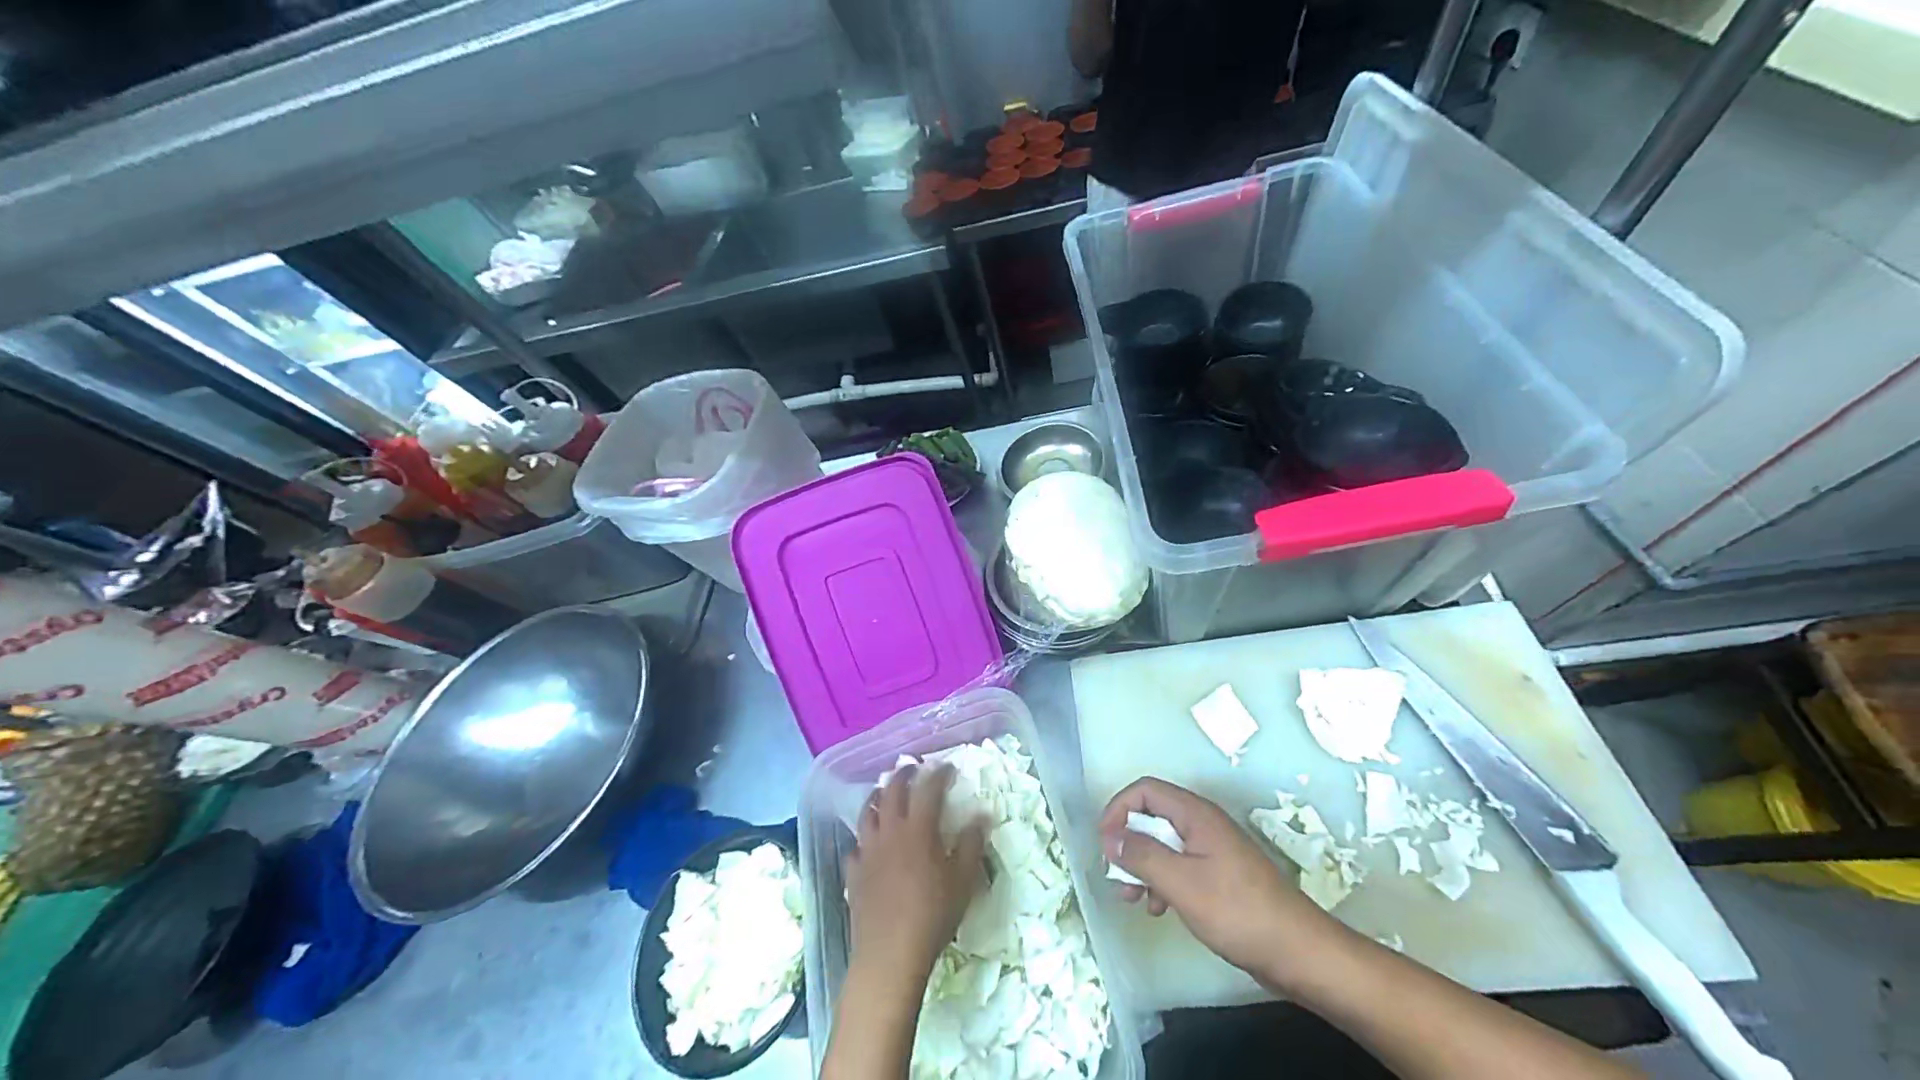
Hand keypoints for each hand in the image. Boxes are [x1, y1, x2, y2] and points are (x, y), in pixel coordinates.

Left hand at [845, 764, 987, 985]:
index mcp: (918, 829)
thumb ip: (971, 844)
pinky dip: (865, 836)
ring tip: (886, 793)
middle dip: (904, 774)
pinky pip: (856, 845)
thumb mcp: (963, 881)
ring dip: (878, 796)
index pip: (928, 789)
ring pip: (868, 812)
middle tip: (914, 769)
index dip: (939, 774)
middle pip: (892, 791)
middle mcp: (889, 832)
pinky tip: (870, 843)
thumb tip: (982, 814)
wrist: (890, 953)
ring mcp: (867, 851)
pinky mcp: (853, 872)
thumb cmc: (933, 915)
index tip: (948, 768)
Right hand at [1101, 777, 1347, 990]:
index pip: (1145, 790)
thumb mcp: (1180, 882)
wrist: (1298, 952)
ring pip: (1163, 844)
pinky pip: (1179, 866)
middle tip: (1116, 875)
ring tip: (1133, 898)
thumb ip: (1141, 855)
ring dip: (1142, 865)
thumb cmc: (1237, 911)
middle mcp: (1204, 824)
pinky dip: (1162, 881)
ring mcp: (1213, 850)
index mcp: (1196, 815)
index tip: (1105, 843)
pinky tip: (1159, 908)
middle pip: (1152, 816)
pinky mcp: (1220, 875)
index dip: (1119, 809)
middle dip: (1128, 842)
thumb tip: (1109, 835)